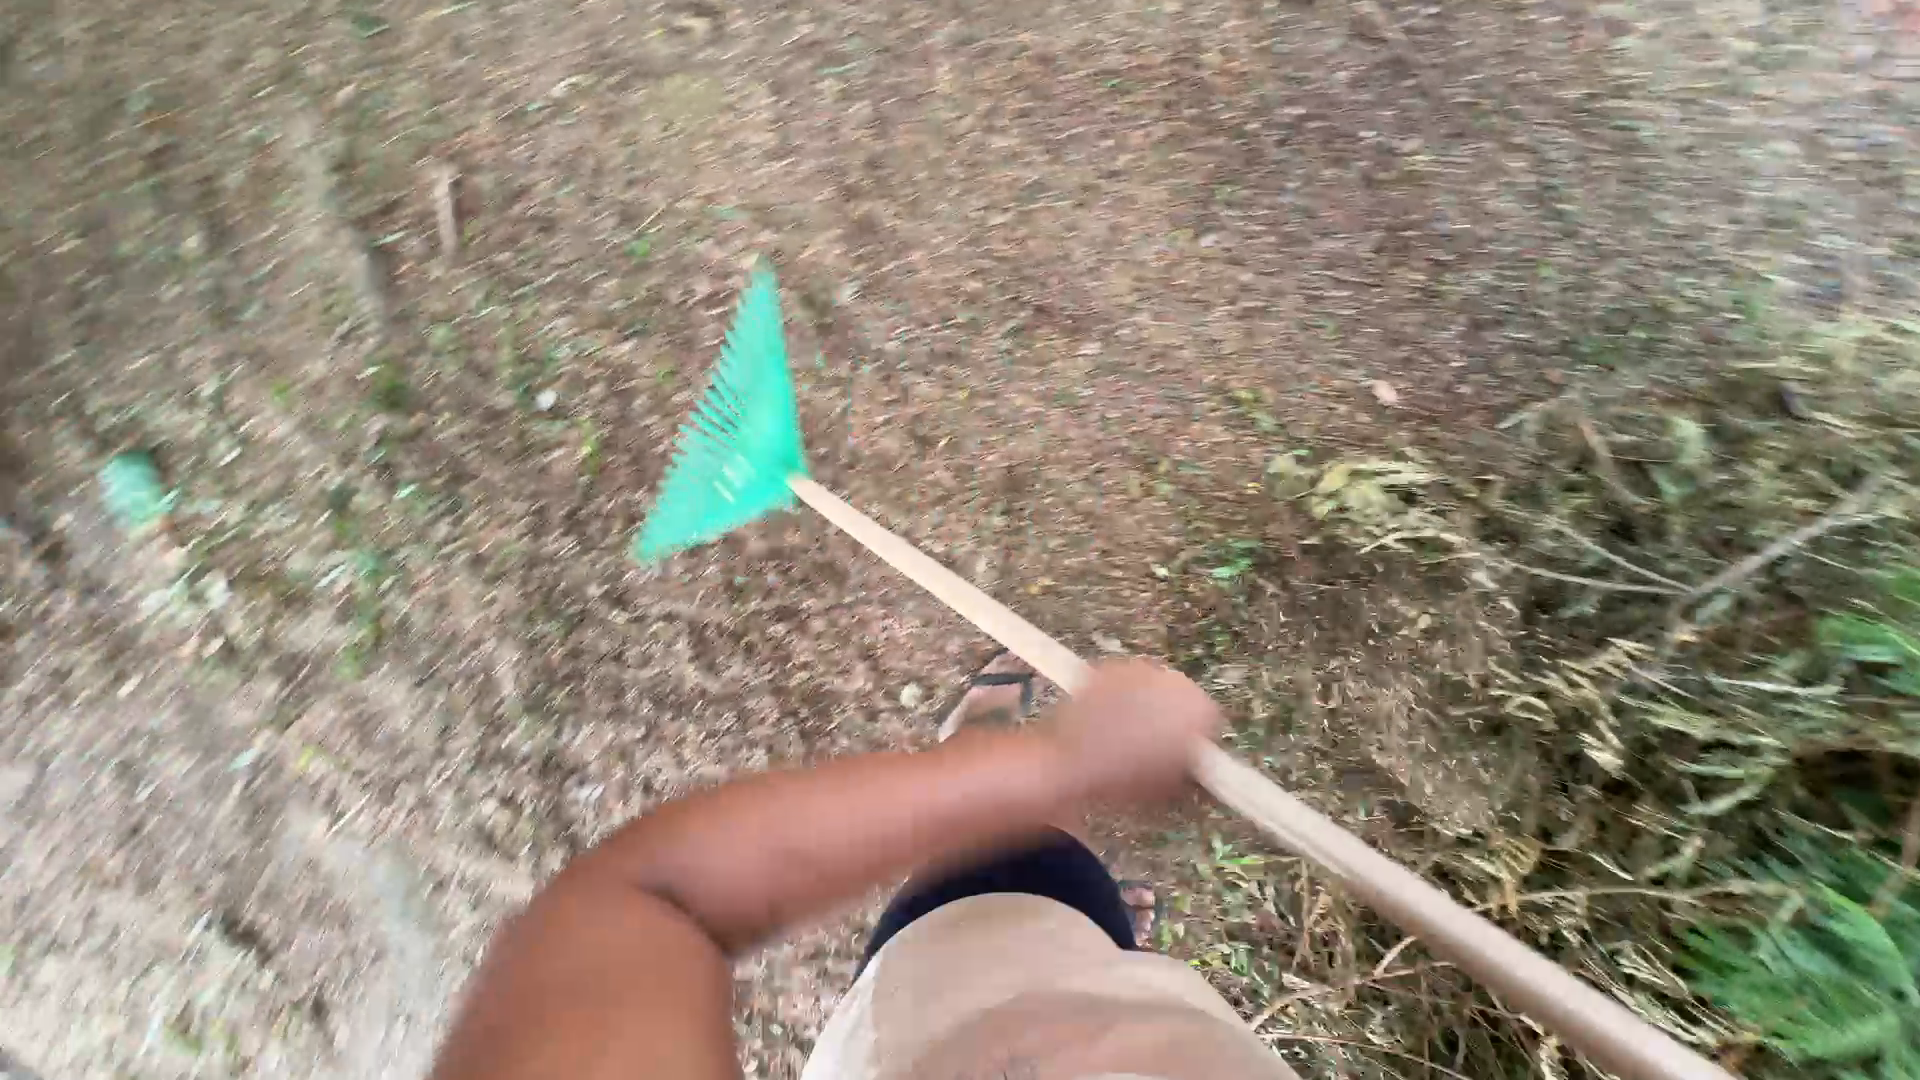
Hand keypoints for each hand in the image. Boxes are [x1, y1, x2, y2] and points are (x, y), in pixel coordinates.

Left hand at [1043, 659, 1221, 803]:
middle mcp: (1174, 679)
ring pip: (1152, 685)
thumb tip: (1194, 761)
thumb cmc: (1127, 778)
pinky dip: (1120, 693)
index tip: (1182, 751)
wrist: (1075, 760)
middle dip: (1171, 713)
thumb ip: (1192, 766)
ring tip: (1127, 727)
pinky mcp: (1110, 665)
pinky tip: (1108, 715)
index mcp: (1199, 707)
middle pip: (1181, 696)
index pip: (1210, 718)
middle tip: (1154, 739)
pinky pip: (1123, 681)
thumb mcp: (1174, 784)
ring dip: (1146, 700)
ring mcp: (1139, 668)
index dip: (1195, 737)